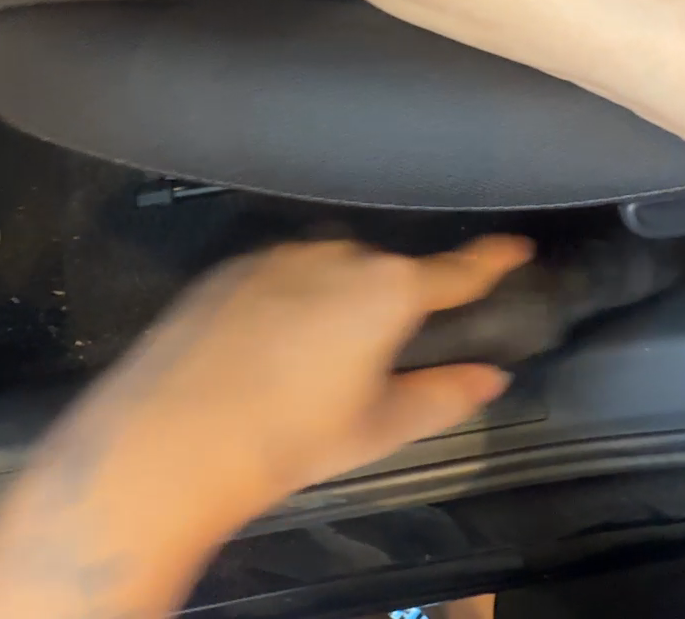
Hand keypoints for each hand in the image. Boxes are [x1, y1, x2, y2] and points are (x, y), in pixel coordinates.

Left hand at [0, 237, 532, 618]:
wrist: (166, 440)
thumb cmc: (289, 440)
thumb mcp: (376, 427)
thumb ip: (443, 395)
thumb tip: (493, 377)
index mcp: (387, 290)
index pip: (458, 268)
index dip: (493, 256)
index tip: (518, 245)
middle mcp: (340, 255)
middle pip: (388, 271)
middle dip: (394, 301)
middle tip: (380, 352)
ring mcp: (283, 253)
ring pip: (334, 269)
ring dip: (340, 298)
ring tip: (314, 355)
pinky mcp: (236, 263)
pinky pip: (287, 272)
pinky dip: (295, 296)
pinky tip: (271, 342)